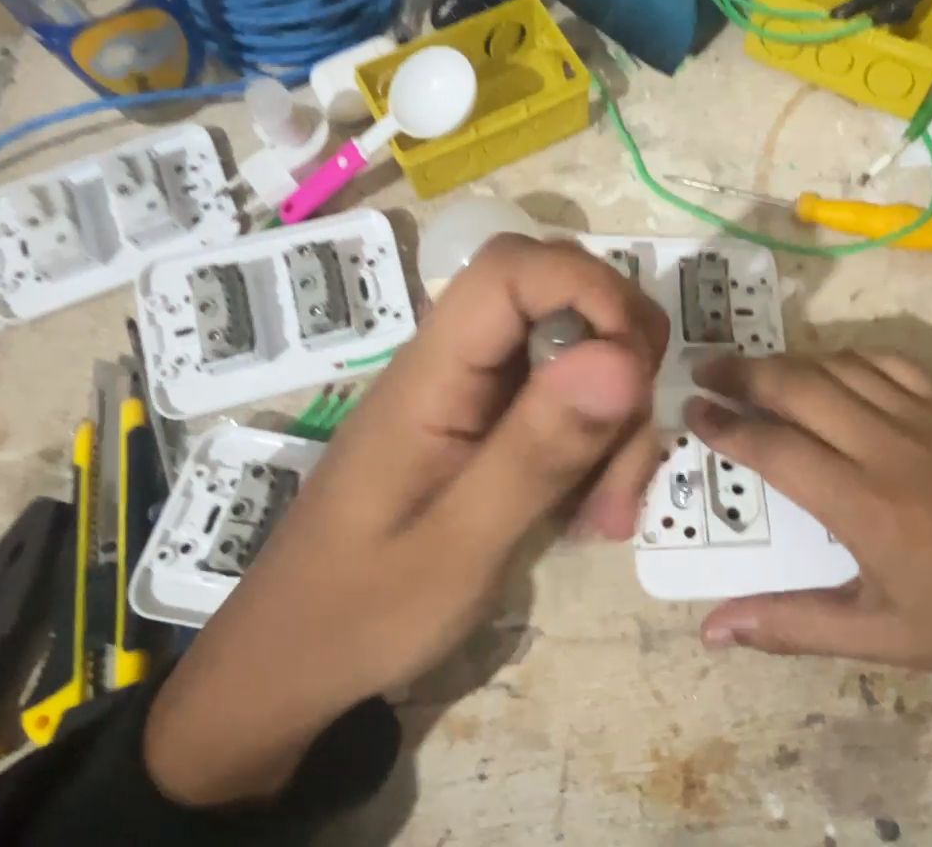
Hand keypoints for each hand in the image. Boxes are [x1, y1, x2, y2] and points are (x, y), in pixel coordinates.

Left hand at [146, 235, 668, 804]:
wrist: (295, 662)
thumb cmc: (362, 612)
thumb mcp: (461, 546)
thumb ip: (538, 451)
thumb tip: (623, 358)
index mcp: (432, 373)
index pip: (511, 269)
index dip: (590, 289)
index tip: (635, 373)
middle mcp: (454, 367)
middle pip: (559, 304)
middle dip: (620, 367)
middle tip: (628, 462)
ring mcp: (473, 399)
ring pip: (576, 360)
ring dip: (614, 426)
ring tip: (608, 518)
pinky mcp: (487, 431)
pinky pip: (564, 409)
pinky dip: (596, 451)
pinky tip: (589, 517)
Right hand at [685, 350, 931, 806]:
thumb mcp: (885, 637)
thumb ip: (792, 625)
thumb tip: (710, 630)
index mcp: (863, 506)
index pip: (772, 447)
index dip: (724, 424)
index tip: (690, 409)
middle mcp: (888, 447)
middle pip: (797, 387)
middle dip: (742, 372)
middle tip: (705, 369)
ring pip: (842, 366)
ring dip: (791, 360)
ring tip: (757, 367)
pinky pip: (895, 363)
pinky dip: (852, 356)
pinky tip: (837, 366)